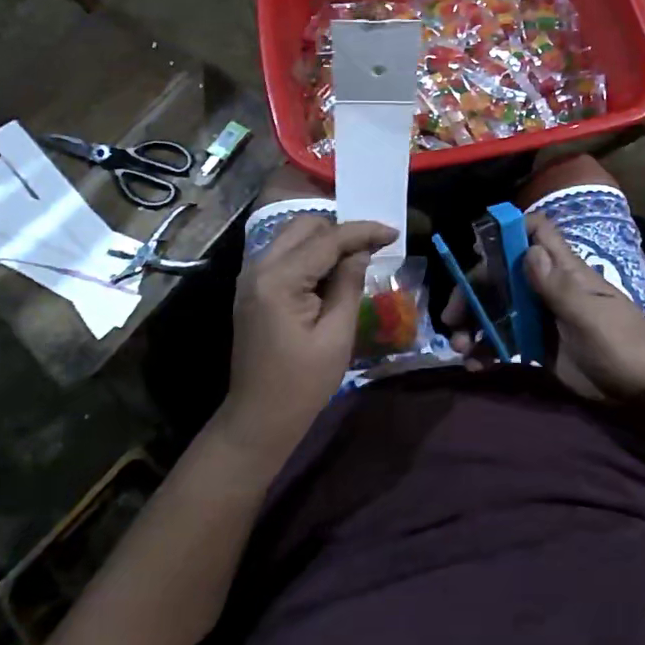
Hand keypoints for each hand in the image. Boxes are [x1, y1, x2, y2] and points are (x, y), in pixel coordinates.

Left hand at [221, 217, 396, 454]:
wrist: (259, 418)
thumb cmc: (303, 383)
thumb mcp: (337, 335)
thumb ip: (349, 285)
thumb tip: (361, 252)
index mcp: (279, 280)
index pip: (327, 239)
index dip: (363, 232)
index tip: (394, 233)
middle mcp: (259, 268)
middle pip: (304, 226)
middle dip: (341, 231)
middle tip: (373, 248)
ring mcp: (251, 278)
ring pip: (292, 237)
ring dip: (325, 241)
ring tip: (357, 259)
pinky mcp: (252, 289)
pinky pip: (284, 256)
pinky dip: (310, 255)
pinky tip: (332, 273)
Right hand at [446, 214, 644, 404]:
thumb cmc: (623, 346)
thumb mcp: (590, 316)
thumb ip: (558, 286)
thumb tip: (529, 251)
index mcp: (565, 272)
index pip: (537, 234)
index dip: (510, 229)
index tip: (479, 243)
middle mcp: (548, 290)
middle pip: (503, 276)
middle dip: (474, 291)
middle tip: (452, 317)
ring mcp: (543, 319)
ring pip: (500, 310)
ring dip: (476, 324)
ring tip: (460, 349)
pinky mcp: (539, 349)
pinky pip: (506, 342)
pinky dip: (488, 350)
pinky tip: (474, 366)